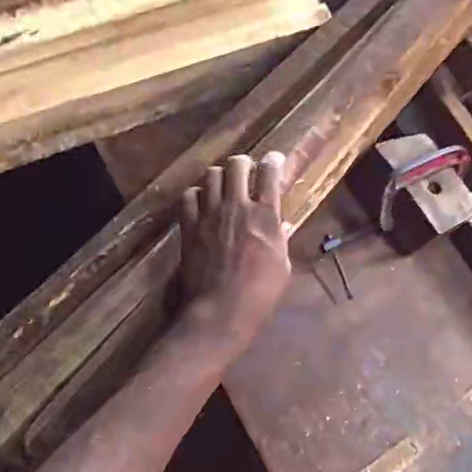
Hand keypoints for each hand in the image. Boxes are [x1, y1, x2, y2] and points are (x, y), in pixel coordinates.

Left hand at [181, 151, 292, 338]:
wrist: (221, 310)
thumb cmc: (260, 293)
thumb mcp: (282, 265)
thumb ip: (279, 239)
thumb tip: (281, 226)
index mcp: (266, 215)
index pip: (270, 172)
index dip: (273, 161)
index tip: (274, 160)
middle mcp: (237, 206)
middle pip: (237, 164)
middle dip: (243, 163)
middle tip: (245, 171)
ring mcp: (210, 214)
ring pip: (211, 174)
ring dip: (219, 177)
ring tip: (223, 186)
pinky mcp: (189, 225)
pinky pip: (189, 195)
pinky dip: (196, 195)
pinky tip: (201, 203)